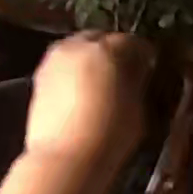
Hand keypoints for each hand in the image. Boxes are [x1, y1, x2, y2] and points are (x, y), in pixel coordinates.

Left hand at [25, 33, 156, 167]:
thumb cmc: (113, 132)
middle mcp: (77, 45)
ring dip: (95, 58)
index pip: (133, 41)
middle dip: (116, 50)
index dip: (146, 53)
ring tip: (107, 81)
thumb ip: (139, 80)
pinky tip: (86, 91)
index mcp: (107, 49)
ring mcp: (54, 58)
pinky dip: (78, 70)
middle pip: (101, 37)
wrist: (67, 156)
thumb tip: (142, 67)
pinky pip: (65, 63)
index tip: (153, 67)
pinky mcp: (39, 75)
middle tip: (130, 70)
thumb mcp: (138, 106)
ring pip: (80, 48)